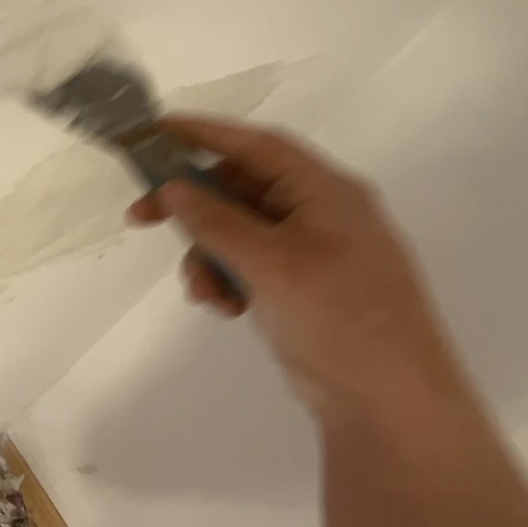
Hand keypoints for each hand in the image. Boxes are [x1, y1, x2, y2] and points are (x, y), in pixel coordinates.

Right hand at [127, 115, 464, 416]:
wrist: (387, 395)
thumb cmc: (337, 318)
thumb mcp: (271, 264)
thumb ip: (216, 222)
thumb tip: (172, 188)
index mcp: (325, 194)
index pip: (257, 146)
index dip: (204, 133)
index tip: (152, 131)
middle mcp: (318, 213)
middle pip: (238, 189)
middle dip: (191, 208)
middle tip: (140, 220)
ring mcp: (309, 250)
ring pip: (233, 232)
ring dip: (206, 258)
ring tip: (205, 294)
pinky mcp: (297, 284)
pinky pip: (243, 264)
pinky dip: (223, 280)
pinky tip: (225, 308)